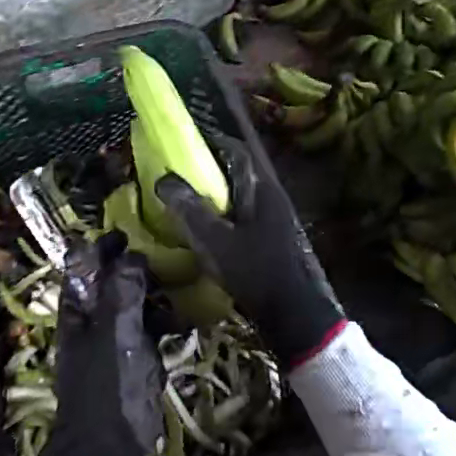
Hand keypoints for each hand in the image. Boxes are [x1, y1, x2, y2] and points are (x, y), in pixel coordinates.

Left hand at [40, 233, 162, 455]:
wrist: (108, 448)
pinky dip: (163, 318)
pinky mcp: (133, 356)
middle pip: (110, 279)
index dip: (102, 246)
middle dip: (133, 266)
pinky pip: (148, 326)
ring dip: (152, 291)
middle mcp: (93, 318)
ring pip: (132, 301)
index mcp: (78, 309)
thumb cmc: (107, 388)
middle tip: (163, 256)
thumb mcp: (115, 334)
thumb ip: (122, 293)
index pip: (83, 264)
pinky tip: (182, 320)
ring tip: (176, 285)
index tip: (128, 233)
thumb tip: (133, 255)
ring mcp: (113, 337)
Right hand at [155, 138, 346, 366]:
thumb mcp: (215, 241)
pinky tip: (206, 228)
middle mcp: (270, 196)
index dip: (211, 143)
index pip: (236, 151)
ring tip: (186, 200)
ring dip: (214, 193)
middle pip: (237, 172)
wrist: (290, 312)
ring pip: (239, 194)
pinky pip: (243, 213)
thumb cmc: (253, 270)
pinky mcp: (271, 236)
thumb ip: (190, 210)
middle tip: (178, 173)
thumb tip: (164, 180)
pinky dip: (223, 212)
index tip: (183, 145)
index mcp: (261, 189)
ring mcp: (273, 217)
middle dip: (208, 169)